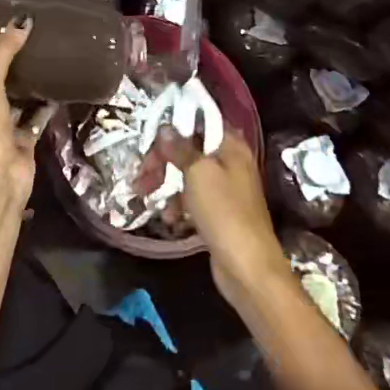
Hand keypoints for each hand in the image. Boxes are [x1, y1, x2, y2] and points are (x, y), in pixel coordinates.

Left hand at [0, 16, 53, 211]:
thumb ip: (4, 53)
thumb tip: (23, 19)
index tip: (11, 32)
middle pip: (3, 85)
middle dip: (16, 67)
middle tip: (36, 41)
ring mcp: (7, 131)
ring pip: (22, 101)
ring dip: (33, 85)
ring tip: (52, 58)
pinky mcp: (27, 143)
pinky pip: (39, 118)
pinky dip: (49, 106)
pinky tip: (63, 88)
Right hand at [164, 131, 292, 306]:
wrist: (247, 267)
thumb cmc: (224, 211)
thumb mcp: (198, 173)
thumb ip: (181, 149)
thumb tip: (166, 128)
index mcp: (232, 144)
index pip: (201, 122)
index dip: (176, 127)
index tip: (152, 140)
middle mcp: (231, 161)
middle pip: (191, 149)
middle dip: (164, 160)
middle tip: (142, 175)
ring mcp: (226, 188)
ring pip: (189, 176)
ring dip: (168, 185)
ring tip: (148, 197)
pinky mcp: (219, 213)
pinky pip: (194, 199)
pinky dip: (179, 205)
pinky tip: (170, 219)